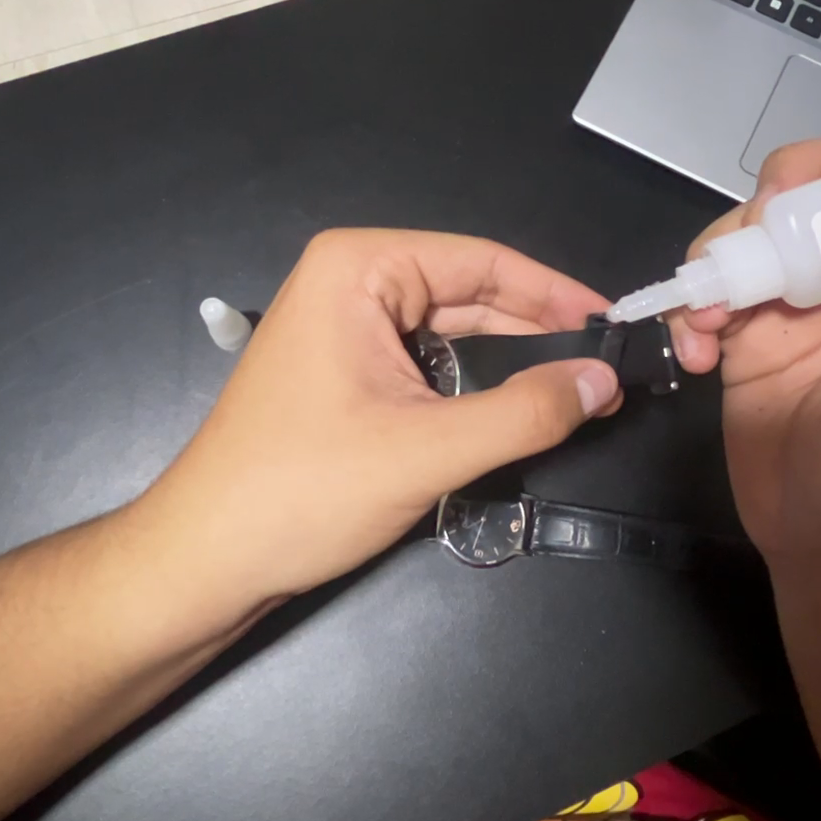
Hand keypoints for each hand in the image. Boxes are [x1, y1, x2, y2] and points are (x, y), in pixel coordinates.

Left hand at [139, 229, 620, 603]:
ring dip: (510, 361)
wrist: (206, 559)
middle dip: (537, 330)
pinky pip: (426, 362)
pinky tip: (517, 404)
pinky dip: (473, 383)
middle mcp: (352, 281)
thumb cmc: (304, 491)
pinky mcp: (346, 368)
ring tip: (577, 389)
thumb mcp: (428, 449)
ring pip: (451, 331)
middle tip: (605, 368)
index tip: (614, 321)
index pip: (480, 260)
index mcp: (361, 267)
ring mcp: (346, 325)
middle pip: (468, 292)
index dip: (554, 291)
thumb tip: (603, 379)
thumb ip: (526, 411)